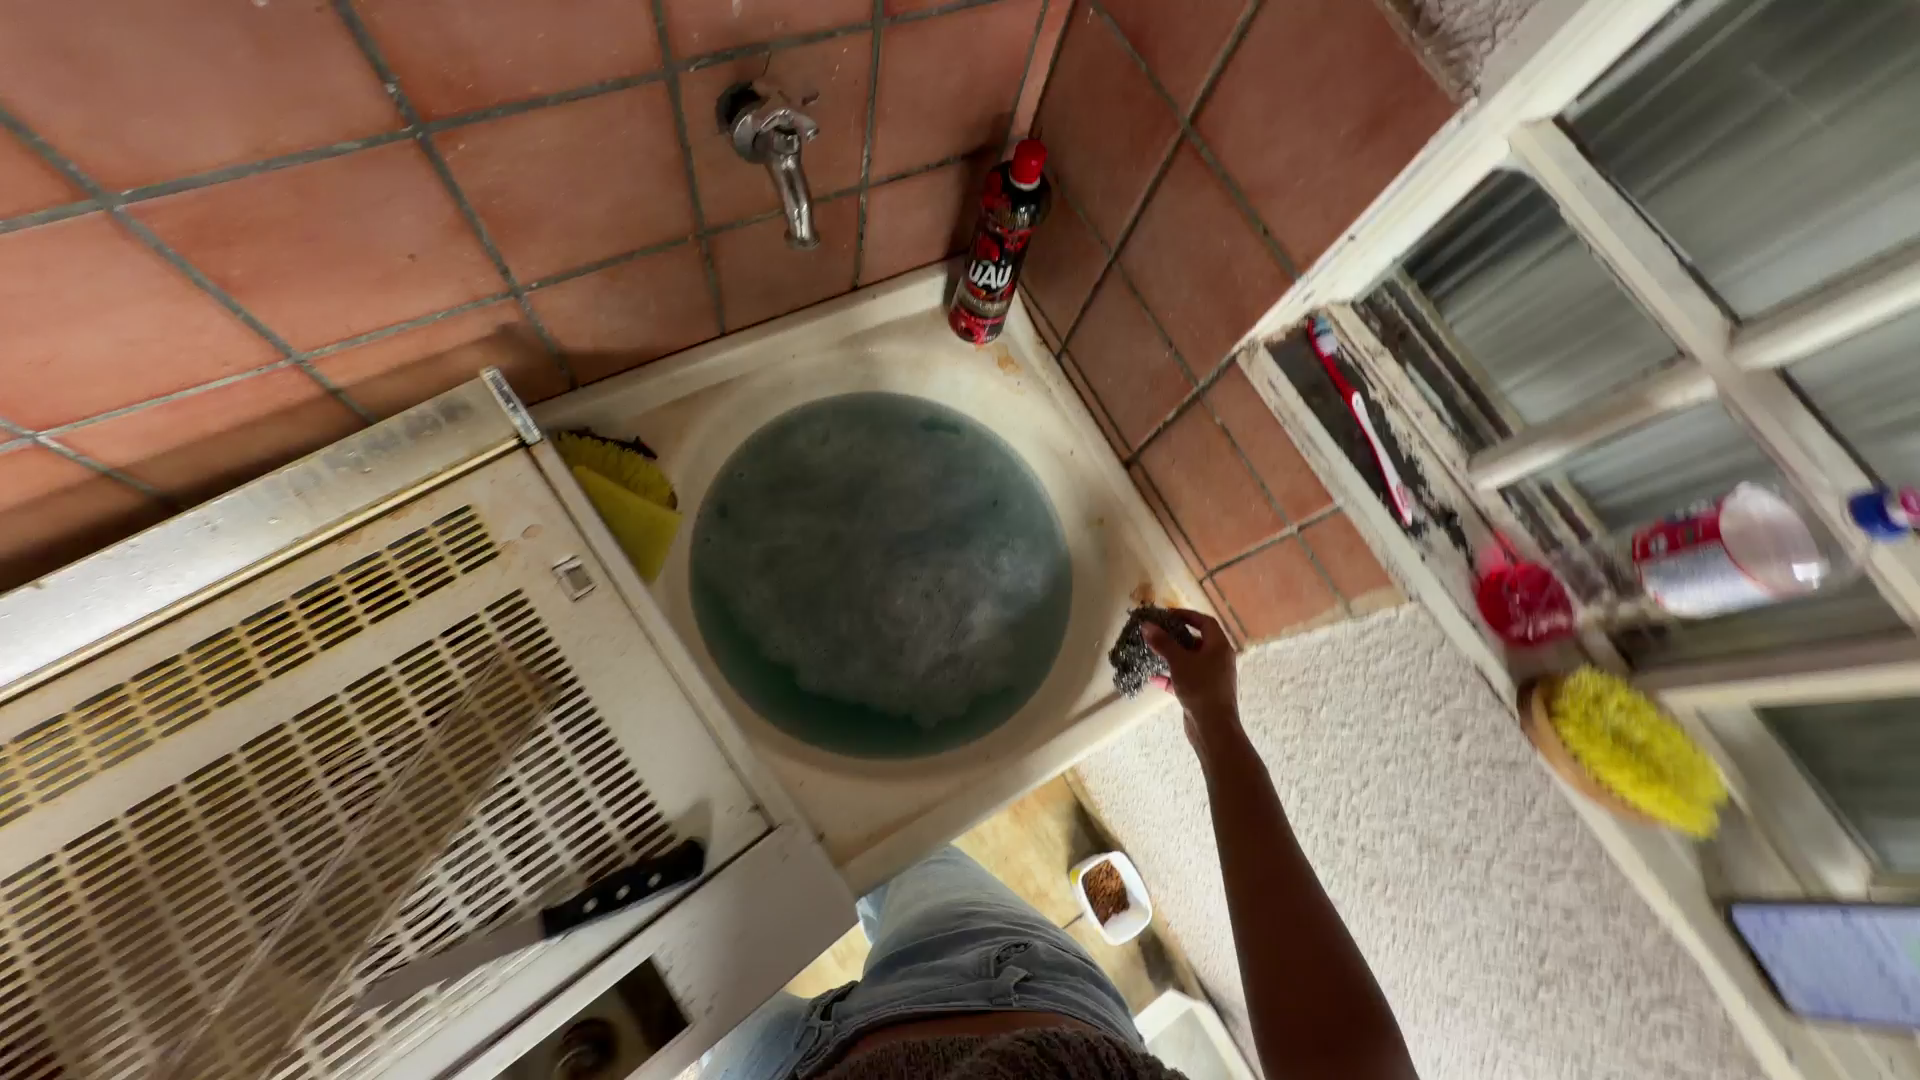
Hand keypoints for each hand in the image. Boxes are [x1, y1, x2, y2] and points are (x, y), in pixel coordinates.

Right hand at [1142, 609, 1238, 732]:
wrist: (1213, 727)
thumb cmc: (1200, 687)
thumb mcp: (1179, 661)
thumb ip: (1163, 642)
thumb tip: (1147, 625)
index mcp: (1219, 647)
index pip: (1205, 622)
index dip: (1187, 615)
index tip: (1167, 615)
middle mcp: (1218, 659)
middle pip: (1196, 641)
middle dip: (1175, 636)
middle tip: (1156, 633)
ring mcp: (1212, 677)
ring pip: (1190, 660)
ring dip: (1171, 656)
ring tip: (1152, 652)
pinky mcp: (1203, 692)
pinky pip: (1186, 678)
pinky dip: (1171, 676)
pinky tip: (1154, 678)